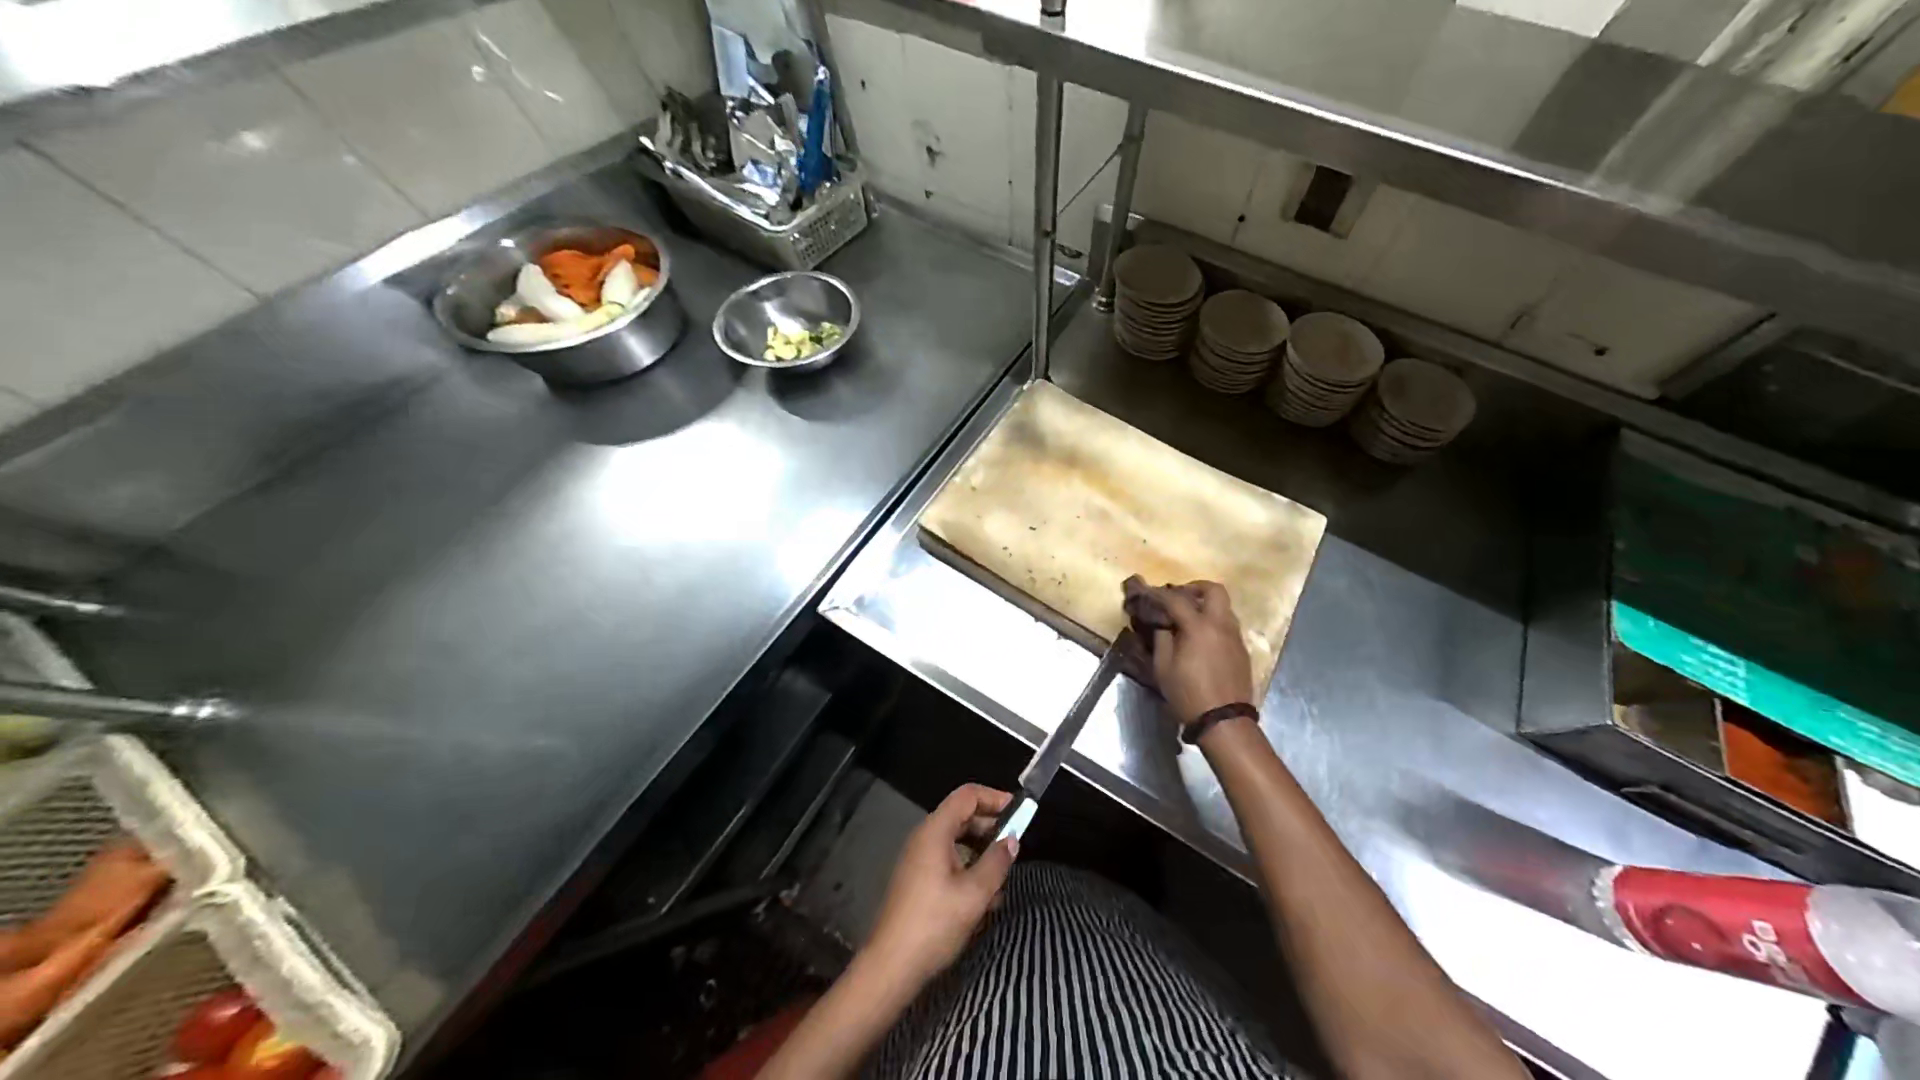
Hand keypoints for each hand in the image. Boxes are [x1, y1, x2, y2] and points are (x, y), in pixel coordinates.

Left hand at [862, 785, 1018, 986]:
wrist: (891, 965)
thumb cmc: (934, 924)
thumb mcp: (974, 894)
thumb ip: (996, 862)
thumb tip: (1012, 839)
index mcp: (935, 831)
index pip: (967, 795)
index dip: (995, 798)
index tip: (1020, 812)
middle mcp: (924, 837)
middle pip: (962, 815)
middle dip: (991, 826)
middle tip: (1016, 844)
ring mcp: (918, 858)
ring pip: (956, 840)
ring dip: (982, 851)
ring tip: (1004, 874)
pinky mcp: (917, 878)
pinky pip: (948, 859)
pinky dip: (969, 867)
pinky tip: (985, 895)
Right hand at [1129, 579, 1253, 726]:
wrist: (1224, 720)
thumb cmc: (1188, 693)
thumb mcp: (1163, 667)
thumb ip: (1162, 638)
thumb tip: (1162, 624)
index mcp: (1199, 626)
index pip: (1176, 599)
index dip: (1159, 593)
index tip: (1148, 591)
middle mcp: (1221, 625)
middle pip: (1214, 590)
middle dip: (1195, 588)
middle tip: (1179, 597)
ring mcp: (1235, 637)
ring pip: (1224, 607)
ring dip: (1206, 604)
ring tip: (1188, 617)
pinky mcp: (1242, 650)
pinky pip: (1228, 624)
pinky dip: (1214, 621)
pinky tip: (1201, 637)